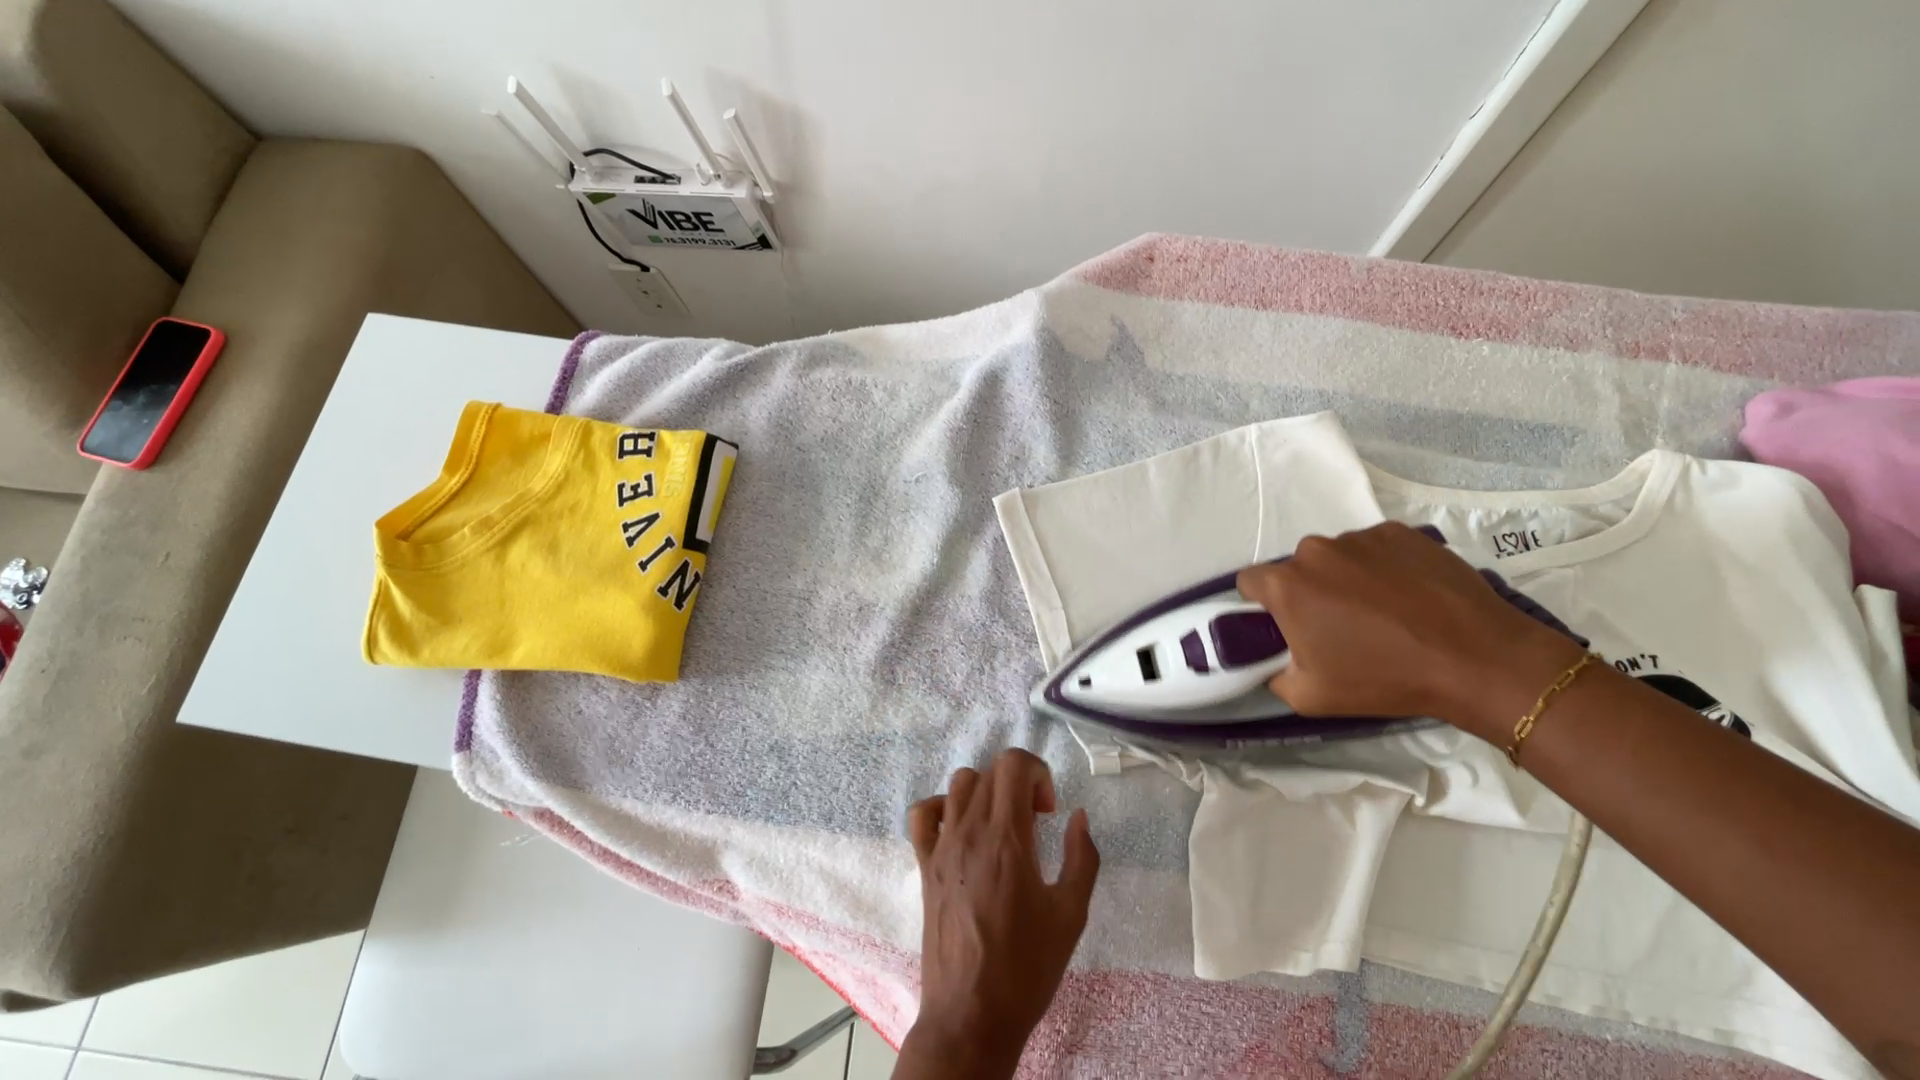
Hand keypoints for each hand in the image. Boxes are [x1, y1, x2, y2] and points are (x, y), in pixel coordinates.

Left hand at [896, 749, 1099, 1079]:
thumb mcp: (1071, 914)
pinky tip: (962, 831)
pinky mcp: (923, 866)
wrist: (971, 1014)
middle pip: (989, 770)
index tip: (1049, 811)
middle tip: (1036, 822)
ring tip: (1003, 826)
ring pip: (958, 785)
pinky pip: (922, 814)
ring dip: (986, 792)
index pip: (1013, 764)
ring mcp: (941, 848)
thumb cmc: (1027, 967)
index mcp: (1007, 840)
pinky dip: (942, 808)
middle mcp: (969, 832)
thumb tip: (1078, 816)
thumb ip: (1082, 857)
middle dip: (1019, 783)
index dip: (1038, 773)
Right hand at [1236, 522, 1584, 740]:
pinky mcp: (1402, 533)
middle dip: (1308, 593)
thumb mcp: (1309, 697)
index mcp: (1287, 586)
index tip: (1284, 627)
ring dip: (1346, 578)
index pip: (1249, 582)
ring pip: (1337, 557)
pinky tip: (1408, 596)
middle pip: (1296, 568)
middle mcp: (1316, 550)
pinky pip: (1375, 548)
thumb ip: (1274, 674)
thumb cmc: (1385, 678)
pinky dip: (1382, 567)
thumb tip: (1273, 661)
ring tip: (1382, 612)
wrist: (1476, 658)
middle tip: (1339, 627)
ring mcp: (1362, 537)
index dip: (1260, 605)